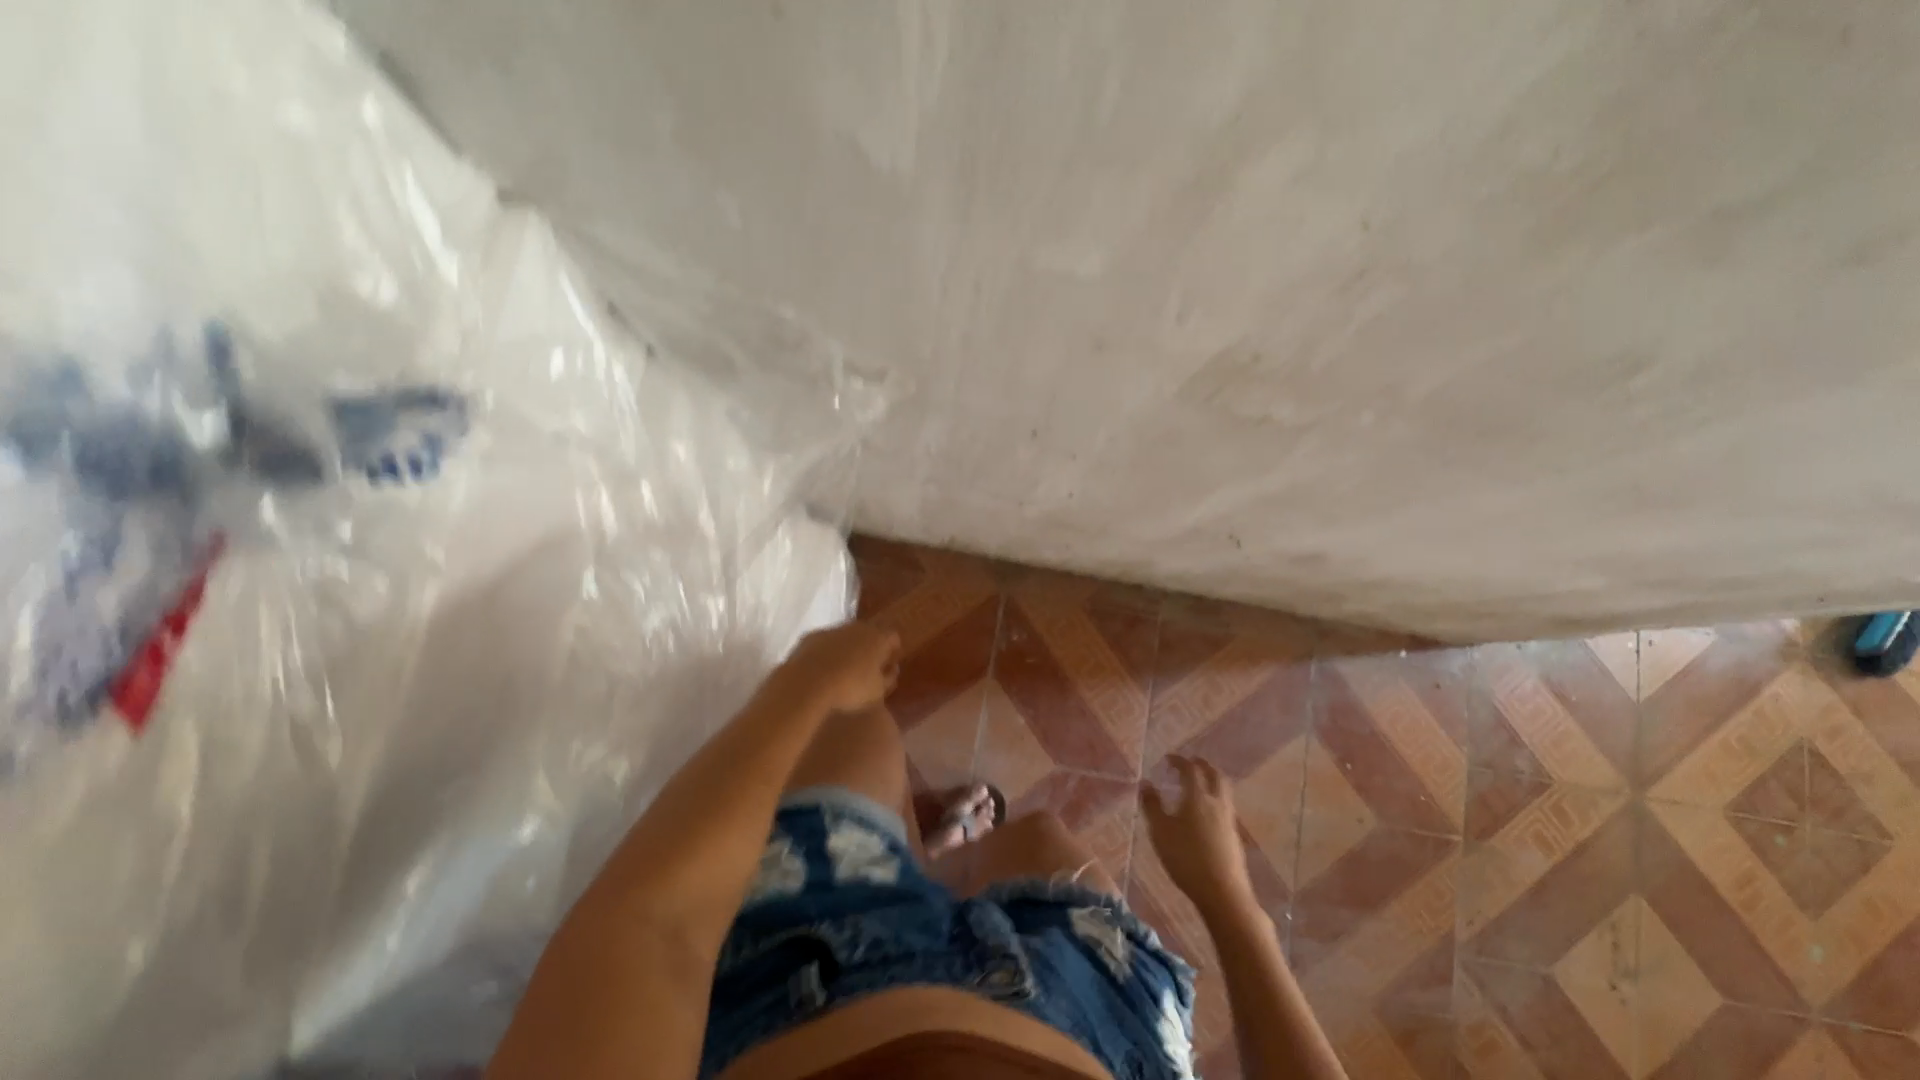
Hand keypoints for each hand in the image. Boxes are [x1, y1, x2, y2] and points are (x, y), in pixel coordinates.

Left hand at [779, 622, 901, 713]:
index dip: (892, 650)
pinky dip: (826, 653)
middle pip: (868, 633)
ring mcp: (831, 630)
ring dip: (847, 649)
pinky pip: (824, 643)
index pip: (892, 637)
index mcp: (878, 638)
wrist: (807, 683)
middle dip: (869, 647)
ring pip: (845, 637)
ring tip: (843, 671)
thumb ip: (888, 678)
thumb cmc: (850, 688)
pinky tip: (822, 671)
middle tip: (867, 667)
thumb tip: (891, 668)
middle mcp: (856, 628)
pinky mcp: (810, 637)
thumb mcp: (878, 691)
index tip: (888, 664)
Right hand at [1142, 756, 1254, 916]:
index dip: (1180, 761)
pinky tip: (1205, 814)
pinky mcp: (1233, 835)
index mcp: (1198, 797)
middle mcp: (1217, 803)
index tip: (1169, 758)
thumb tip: (1146, 783)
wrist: (1222, 892)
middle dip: (1203, 765)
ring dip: (1211, 781)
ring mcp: (1229, 820)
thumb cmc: (1186, 859)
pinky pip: (1225, 807)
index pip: (1191, 770)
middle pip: (1215, 775)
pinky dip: (1215, 799)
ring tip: (1198, 786)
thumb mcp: (1160, 832)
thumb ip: (1152, 806)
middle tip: (1191, 762)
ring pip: (1223, 791)